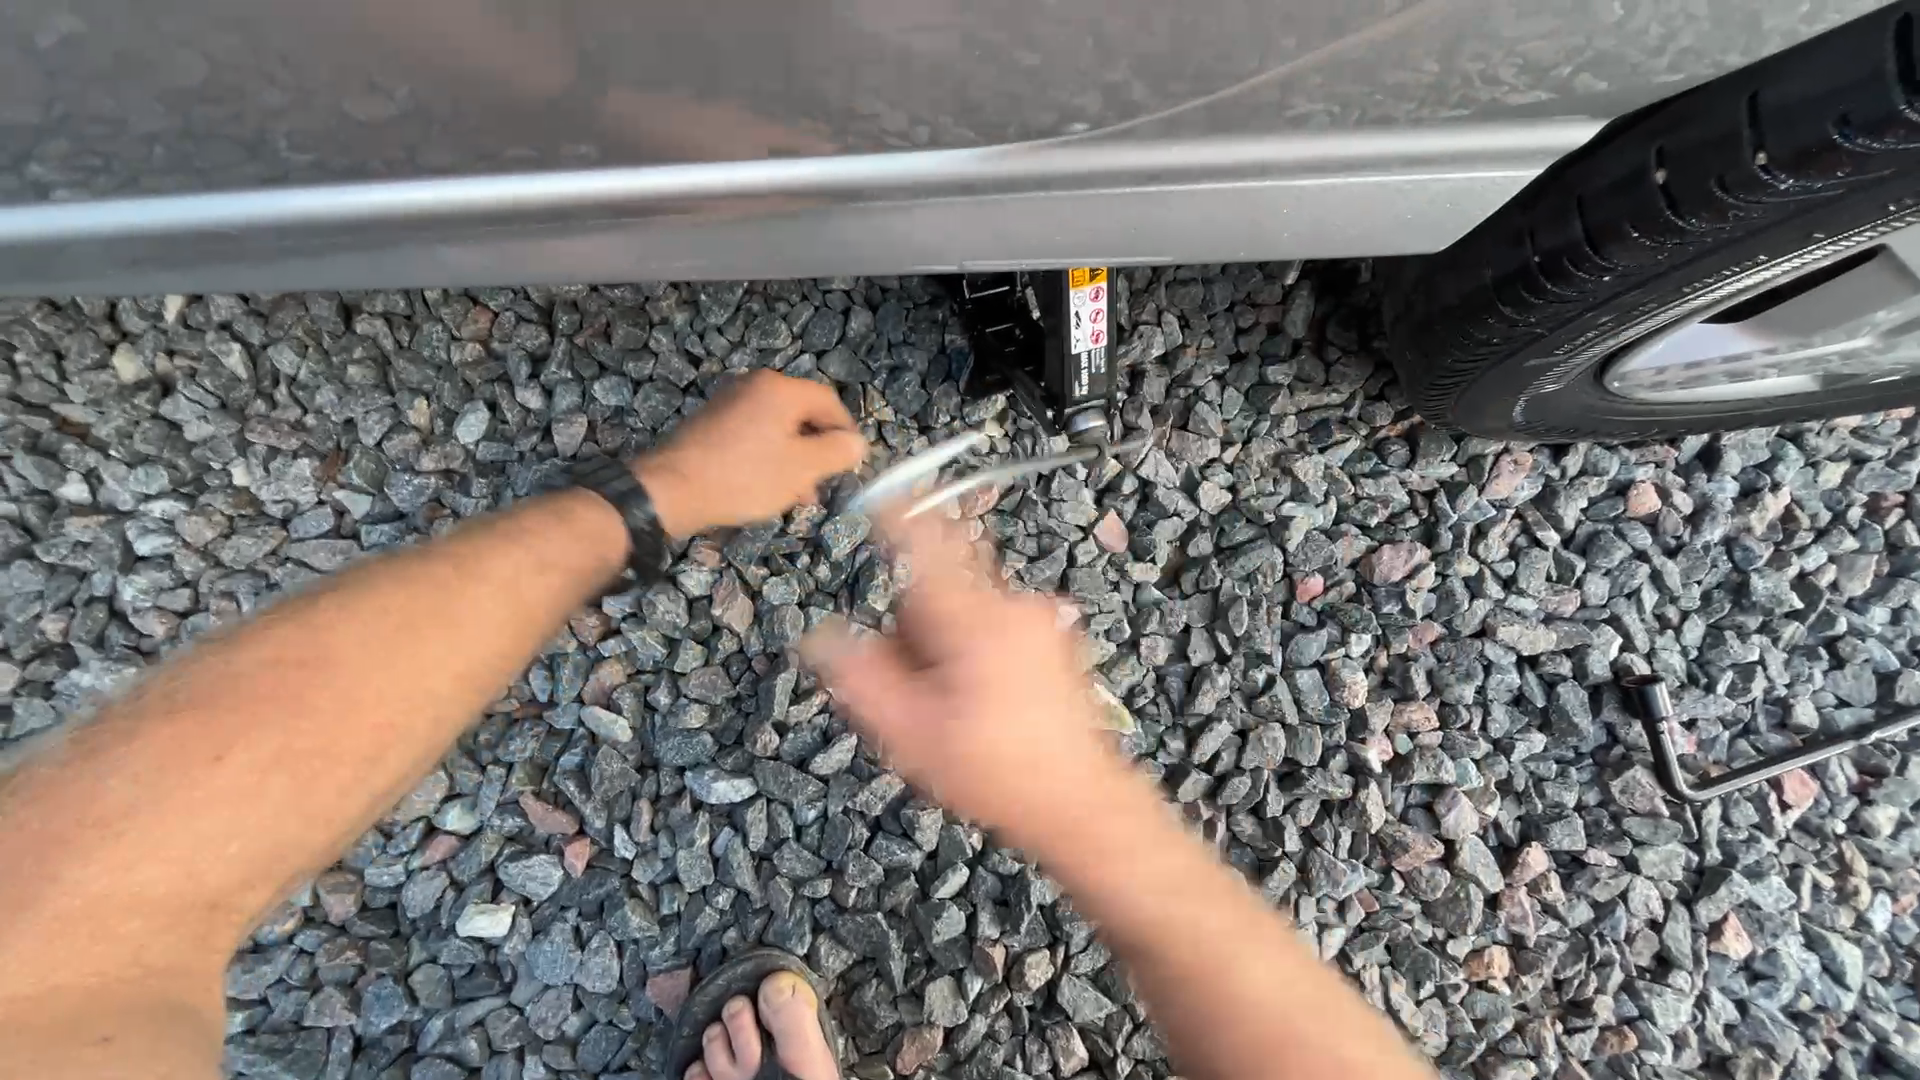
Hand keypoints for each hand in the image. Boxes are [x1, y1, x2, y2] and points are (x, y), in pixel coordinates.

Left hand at [634, 371, 867, 536]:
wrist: (671, 490)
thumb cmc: (745, 477)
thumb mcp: (802, 469)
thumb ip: (837, 452)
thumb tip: (858, 442)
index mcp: (780, 389)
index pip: (829, 402)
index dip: (846, 432)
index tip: (851, 463)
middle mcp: (754, 386)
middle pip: (803, 414)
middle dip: (818, 449)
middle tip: (823, 483)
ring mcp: (730, 402)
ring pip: (779, 427)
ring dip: (794, 457)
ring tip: (797, 494)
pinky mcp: (712, 422)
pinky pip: (754, 434)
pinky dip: (769, 456)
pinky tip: (767, 486)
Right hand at [801, 515, 1133, 854]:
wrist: (1078, 799)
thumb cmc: (994, 770)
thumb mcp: (910, 732)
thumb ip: (861, 678)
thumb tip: (820, 637)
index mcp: (974, 622)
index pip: (926, 546)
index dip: (897, 517)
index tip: (880, 494)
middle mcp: (1012, 606)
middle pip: (941, 585)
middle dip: (916, 624)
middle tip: (917, 685)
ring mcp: (1039, 619)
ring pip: (968, 605)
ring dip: (948, 638)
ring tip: (957, 700)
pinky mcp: (1054, 634)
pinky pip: (998, 620)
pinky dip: (979, 645)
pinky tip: (988, 697)